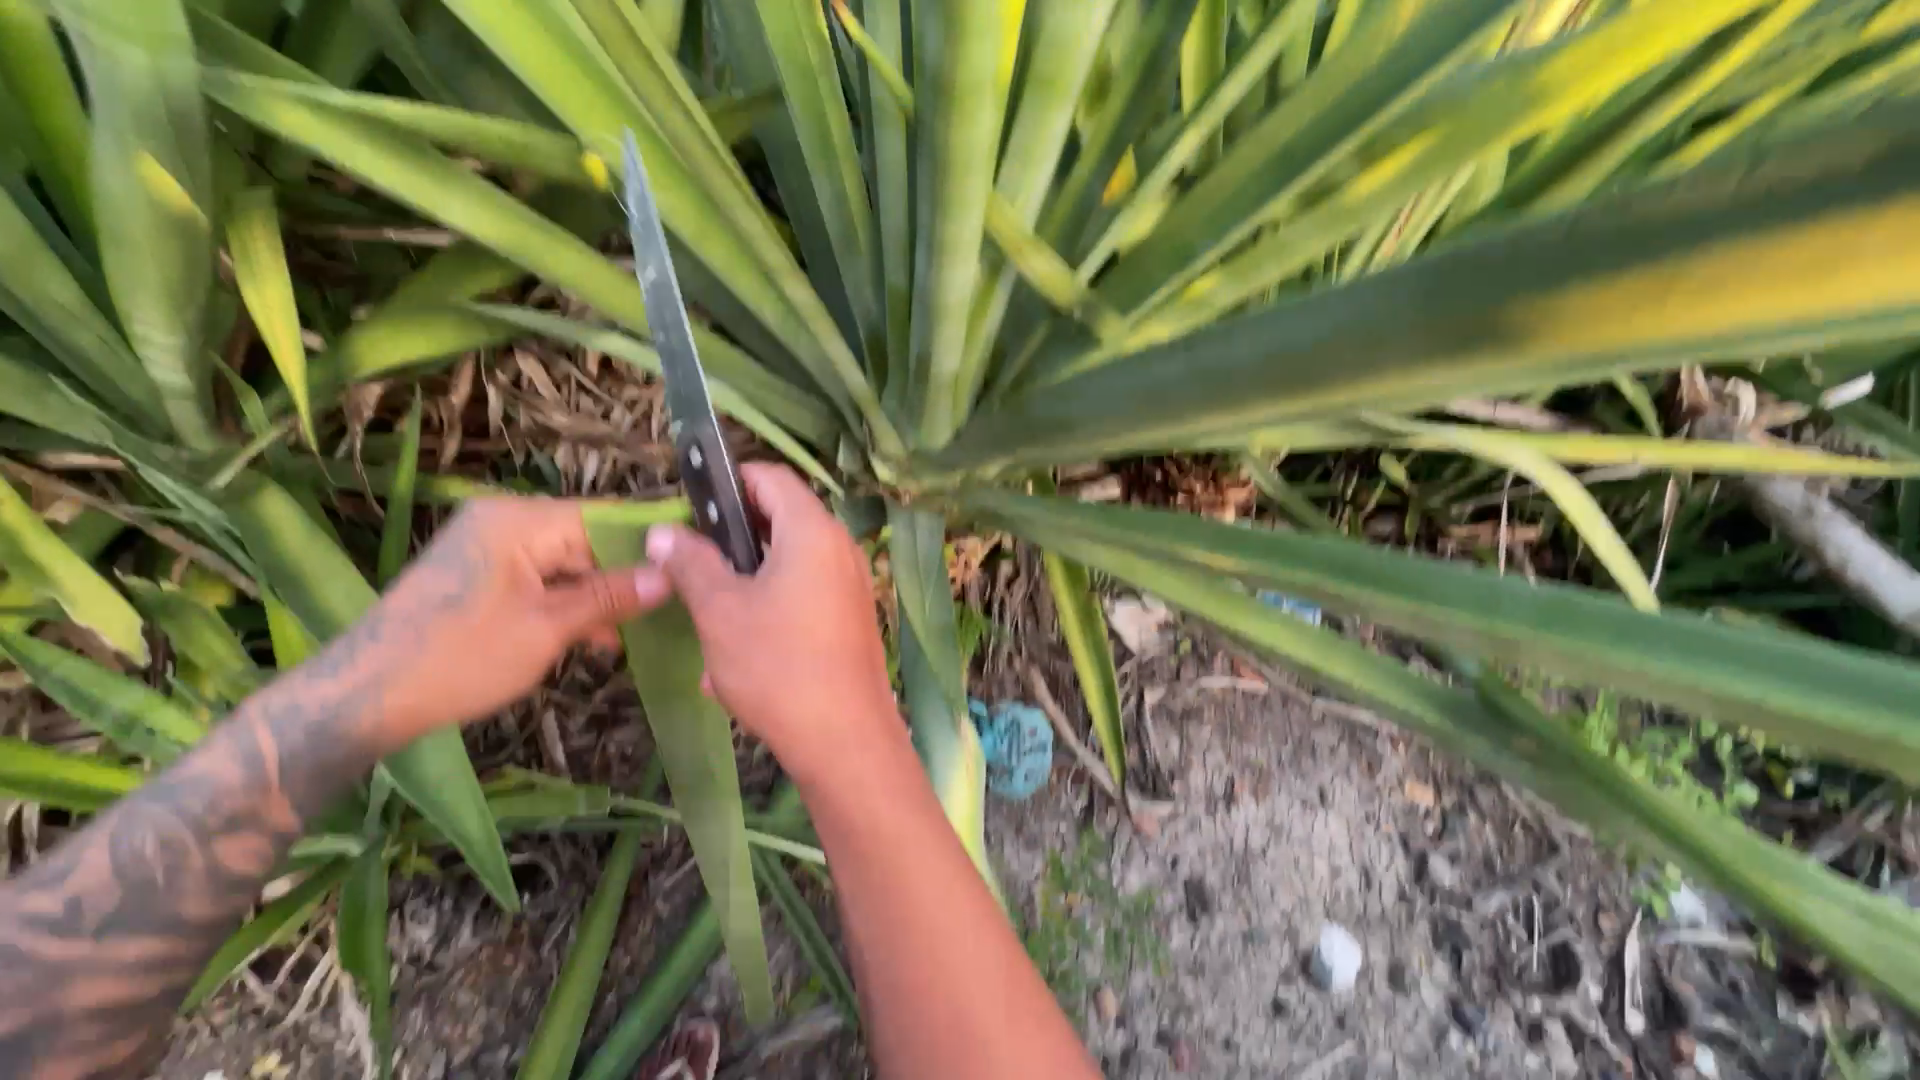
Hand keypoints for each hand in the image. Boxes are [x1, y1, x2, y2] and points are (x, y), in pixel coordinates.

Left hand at [362, 498, 669, 739]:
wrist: (366, 698)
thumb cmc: (461, 658)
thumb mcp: (548, 629)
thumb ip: (611, 597)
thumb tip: (669, 576)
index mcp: (518, 520)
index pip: (604, 517)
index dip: (649, 542)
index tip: (691, 566)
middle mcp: (504, 520)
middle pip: (586, 539)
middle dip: (624, 575)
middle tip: (670, 609)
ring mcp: (490, 547)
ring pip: (567, 562)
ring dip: (598, 596)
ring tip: (636, 632)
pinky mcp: (482, 573)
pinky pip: (541, 577)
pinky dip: (567, 603)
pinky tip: (595, 637)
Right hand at [645, 464, 900, 783]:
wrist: (845, 741)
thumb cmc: (777, 665)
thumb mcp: (720, 611)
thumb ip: (690, 564)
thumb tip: (663, 532)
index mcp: (813, 531)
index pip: (768, 476)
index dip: (726, 483)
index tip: (690, 509)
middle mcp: (840, 549)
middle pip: (778, 520)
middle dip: (731, 542)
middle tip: (692, 569)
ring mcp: (851, 586)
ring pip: (786, 566)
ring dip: (745, 586)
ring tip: (710, 622)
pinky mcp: (851, 621)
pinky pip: (803, 599)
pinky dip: (769, 614)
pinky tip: (737, 661)